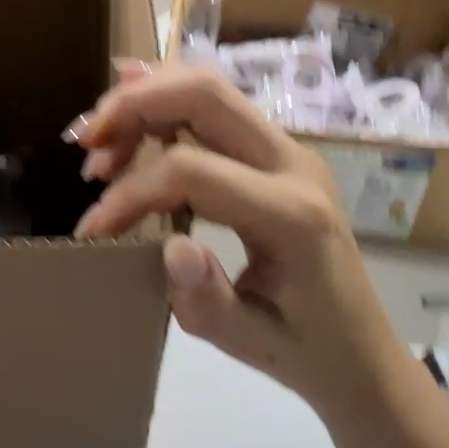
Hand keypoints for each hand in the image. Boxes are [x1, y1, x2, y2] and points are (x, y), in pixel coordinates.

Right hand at [67, 64, 409, 416]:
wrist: (364, 356)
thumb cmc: (308, 353)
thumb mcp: (252, 346)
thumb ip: (209, 302)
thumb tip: (171, 247)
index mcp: (292, 214)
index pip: (192, 170)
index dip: (131, 192)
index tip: (93, 229)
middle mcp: (294, 164)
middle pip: (205, 94)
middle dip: (133, 105)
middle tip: (85, 142)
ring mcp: (288, 152)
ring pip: (208, 91)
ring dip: (145, 103)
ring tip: (100, 147)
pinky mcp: (276, 155)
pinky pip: (215, 111)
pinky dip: (164, 109)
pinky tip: (130, 123)